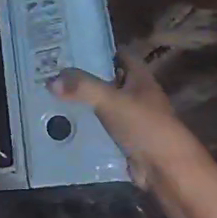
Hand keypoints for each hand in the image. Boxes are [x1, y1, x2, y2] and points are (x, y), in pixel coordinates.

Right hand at [49, 51, 193, 187]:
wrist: (165, 169)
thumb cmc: (145, 126)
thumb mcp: (111, 100)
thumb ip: (82, 87)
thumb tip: (51, 80)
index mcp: (141, 79)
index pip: (121, 55)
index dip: (101, 49)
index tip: (73, 47)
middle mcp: (137, 96)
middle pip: (109, 80)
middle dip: (85, 77)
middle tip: (53, 72)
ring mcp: (131, 119)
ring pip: (102, 105)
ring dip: (83, 102)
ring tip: (51, 96)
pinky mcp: (124, 141)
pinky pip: (100, 128)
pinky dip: (85, 126)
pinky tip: (63, 124)